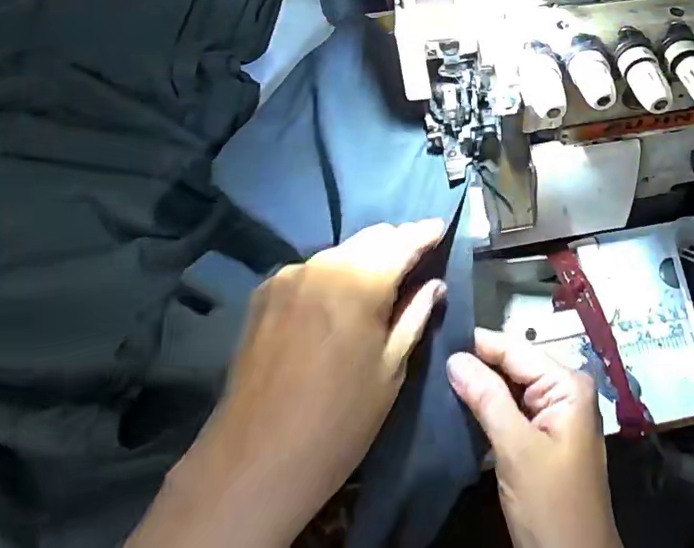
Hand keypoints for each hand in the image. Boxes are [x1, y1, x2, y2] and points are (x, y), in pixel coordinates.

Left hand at [128, 220, 448, 547]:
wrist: (252, 463)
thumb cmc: (338, 421)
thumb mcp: (390, 370)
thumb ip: (414, 316)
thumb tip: (433, 284)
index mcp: (359, 281)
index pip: (403, 240)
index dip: (426, 233)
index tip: (441, 229)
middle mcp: (323, 265)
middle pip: (371, 238)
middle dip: (396, 245)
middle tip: (416, 263)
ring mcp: (288, 277)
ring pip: (340, 253)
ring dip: (364, 261)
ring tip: (377, 287)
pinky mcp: (263, 294)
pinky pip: (312, 271)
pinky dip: (333, 277)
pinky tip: (337, 304)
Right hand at [447, 328, 622, 547]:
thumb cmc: (551, 505)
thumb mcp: (516, 450)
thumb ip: (487, 399)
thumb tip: (455, 358)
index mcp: (568, 384)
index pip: (517, 350)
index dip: (478, 343)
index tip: (439, 336)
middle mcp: (565, 390)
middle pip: (514, 366)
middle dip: (477, 364)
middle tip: (433, 358)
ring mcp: (556, 414)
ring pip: (511, 388)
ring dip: (480, 387)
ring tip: (438, 376)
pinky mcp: (543, 437)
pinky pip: (512, 410)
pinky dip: (489, 409)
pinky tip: (460, 405)